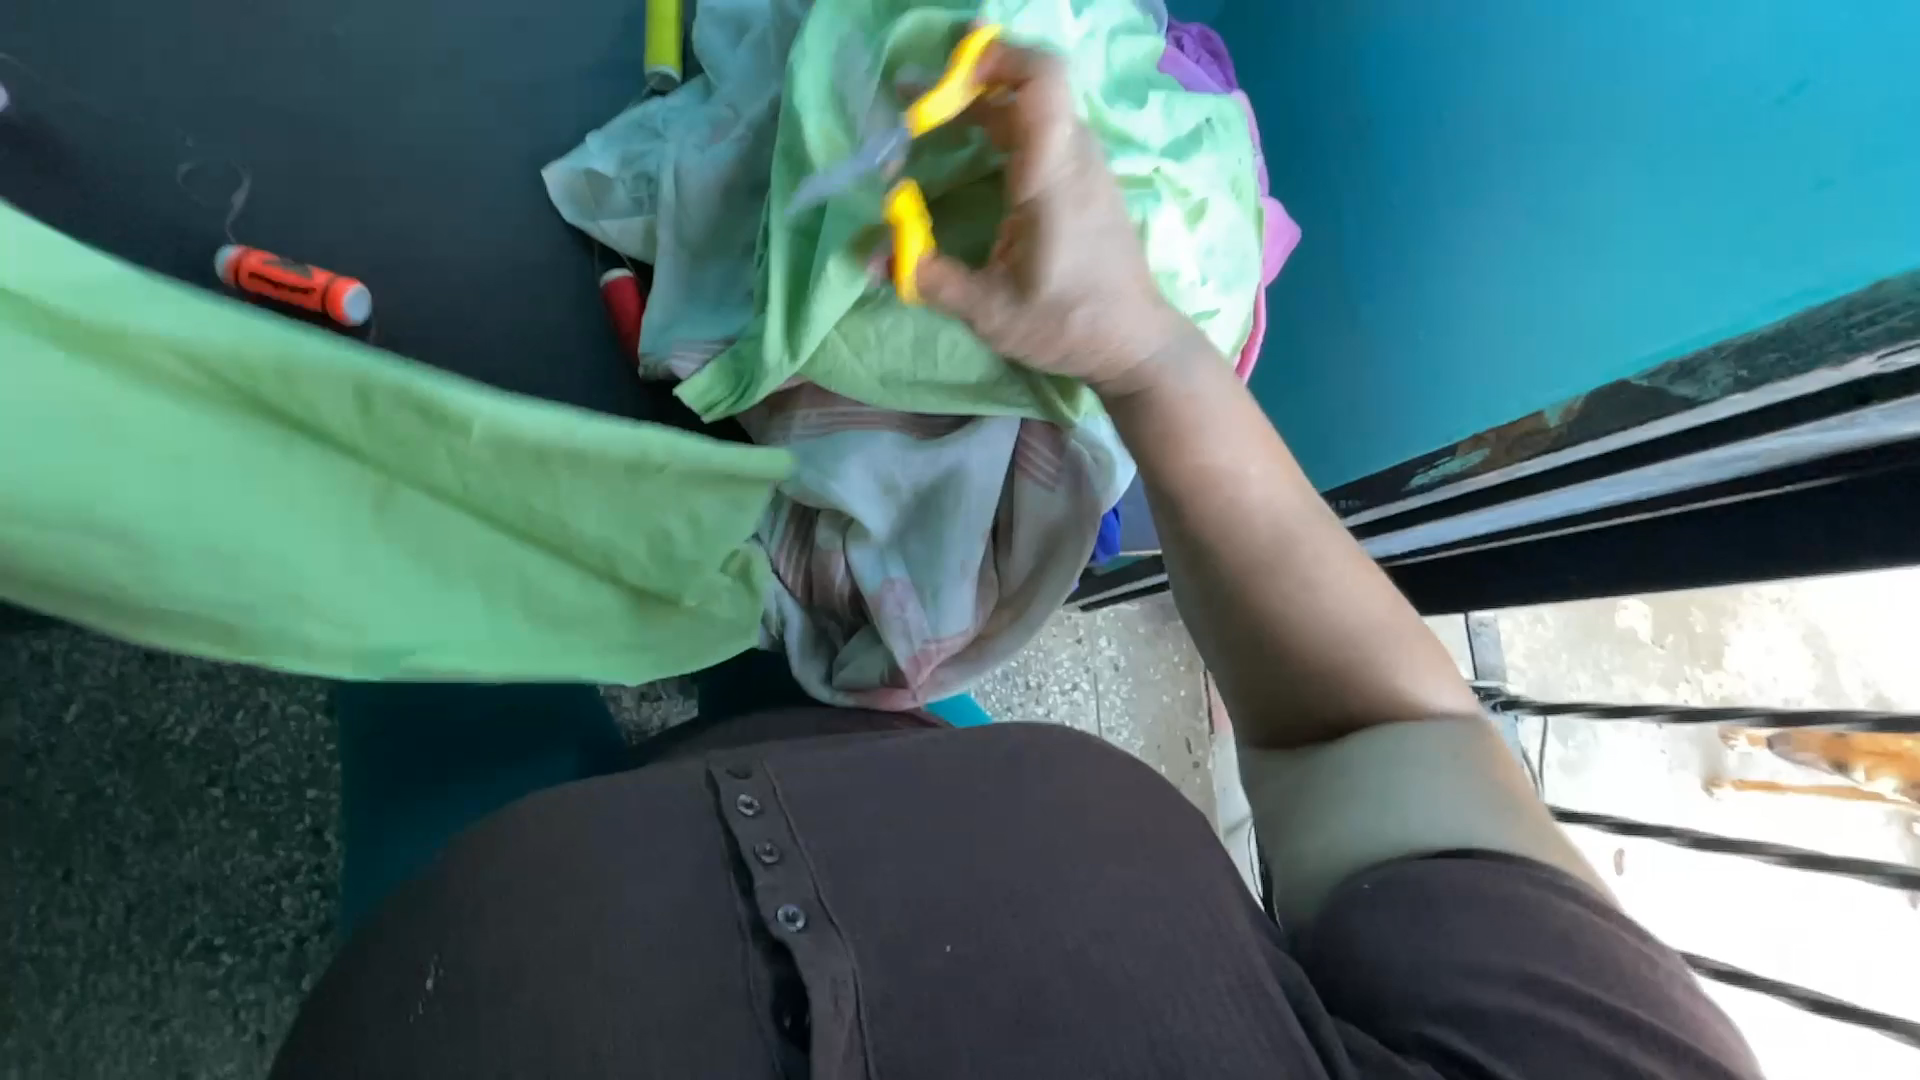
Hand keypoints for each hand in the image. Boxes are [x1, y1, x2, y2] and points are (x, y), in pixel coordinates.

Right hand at [914, 40, 1191, 396]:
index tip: (940, 84)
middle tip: (913, 113)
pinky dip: (1006, 132)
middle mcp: (1075, 158)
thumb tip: (873, 259)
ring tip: (936, 130)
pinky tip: (977, 161)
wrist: (1135, 343)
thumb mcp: (991, 311)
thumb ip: (931, 278)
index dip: (992, 58)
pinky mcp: (1087, 185)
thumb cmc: (1069, 326)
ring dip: (986, 110)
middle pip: (1026, 89)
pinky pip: (1046, 135)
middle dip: (967, 89)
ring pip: (1036, 111)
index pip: (1040, 79)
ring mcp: (1086, 169)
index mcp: (1054, 176)